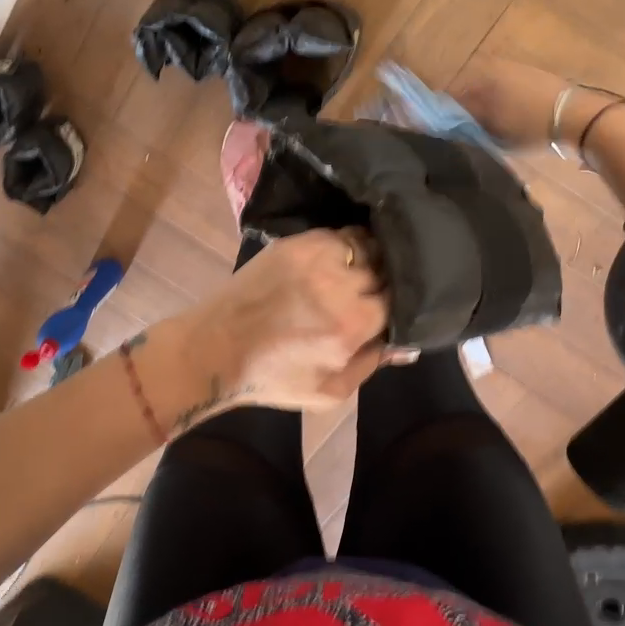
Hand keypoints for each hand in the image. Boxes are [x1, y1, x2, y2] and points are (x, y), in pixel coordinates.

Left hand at [145, 229, 388, 426]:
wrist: (216, 348)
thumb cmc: (273, 378)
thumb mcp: (328, 391)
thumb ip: (371, 365)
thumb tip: (408, 344)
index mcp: (351, 324)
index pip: (398, 300)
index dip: (398, 305)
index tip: (391, 309)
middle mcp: (338, 285)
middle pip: (386, 269)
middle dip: (387, 280)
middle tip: (378, 290)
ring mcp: (315, 258)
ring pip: (366, 245)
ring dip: (371, 256)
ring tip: (365, 268)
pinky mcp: (294, 244)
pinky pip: (337, 235)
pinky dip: (346, 244)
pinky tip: (341, 256)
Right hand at [450, 56, 624, 158]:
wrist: (579, 116)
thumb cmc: (528, 121)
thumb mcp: (490, 127)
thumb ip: (461, 121)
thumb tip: (436, 122)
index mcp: (480, 72)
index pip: (448, 93)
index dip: (442, 115)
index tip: (442, 134)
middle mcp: (495, 65)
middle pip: (469, 91)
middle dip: (463, 111)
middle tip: (465, 135)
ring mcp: (516, 70)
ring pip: (488, 92)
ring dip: (483, 110)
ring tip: (487, 132)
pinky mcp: (533, 79)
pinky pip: (505, 93)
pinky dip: (501, 106)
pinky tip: (508, 123)